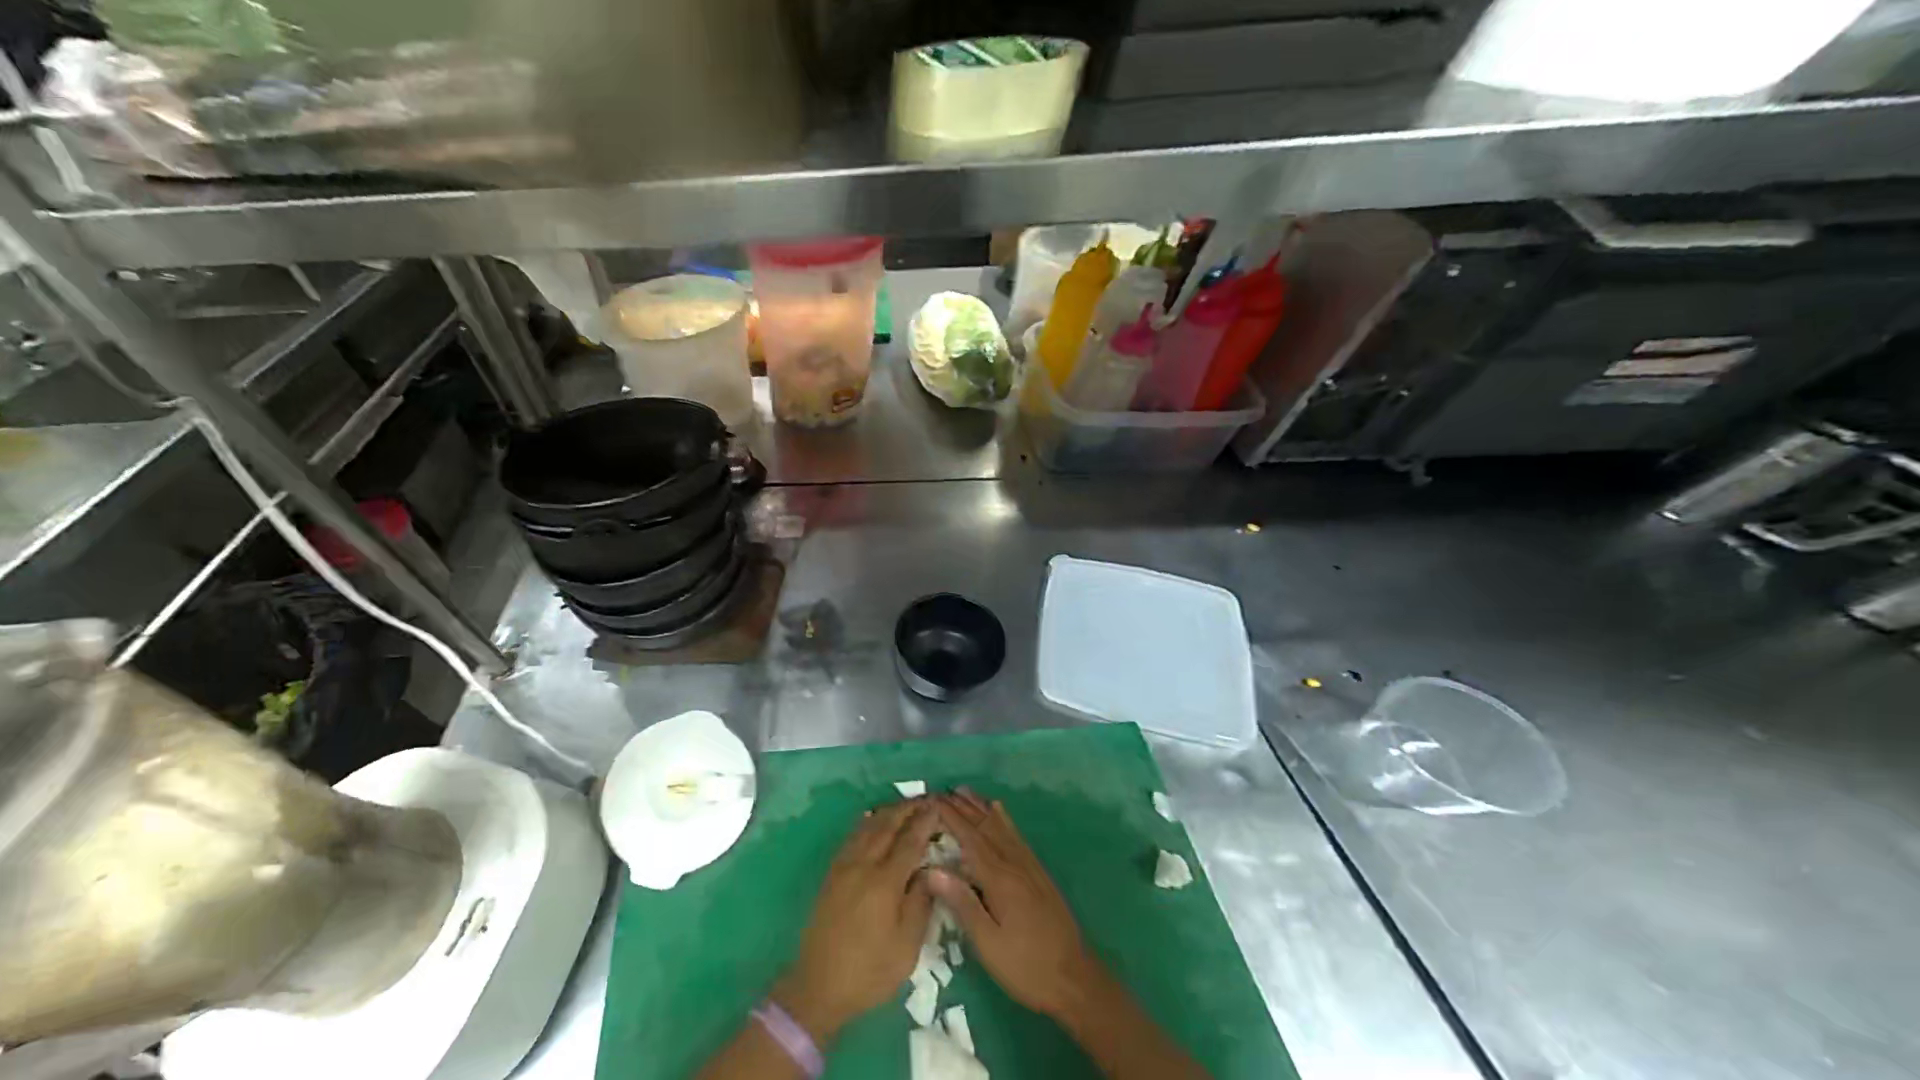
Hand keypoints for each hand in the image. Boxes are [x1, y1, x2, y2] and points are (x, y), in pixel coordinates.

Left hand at [775, 800, 937, 1042]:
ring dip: (888, 812)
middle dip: (907, 809)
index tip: (938, 806)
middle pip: (887, 826)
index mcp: (884, 883)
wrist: (817, 988)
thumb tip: (929, 871)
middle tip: (926, 799)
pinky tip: (874, 821)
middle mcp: (862, 866)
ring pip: (867, 828)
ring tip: (905, 805)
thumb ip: (920, 904)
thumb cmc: (869, 972)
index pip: (909, 841)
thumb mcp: (906, 948)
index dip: (925, 822)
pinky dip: (868, 823)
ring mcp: (843, 868)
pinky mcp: (831, 875)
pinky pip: (853, 837)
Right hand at [927, 792, 1106, 1020]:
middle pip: (986, 827)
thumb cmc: (1025, 966)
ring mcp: (1030, 867)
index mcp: (999, 878)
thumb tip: (932, 870)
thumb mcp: (987, 943)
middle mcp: (1015, 863)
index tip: (931, 800)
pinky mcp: (1039, 874)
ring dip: (982, 807)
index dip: (951, 818)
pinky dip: (1003, 819)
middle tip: (942, 790)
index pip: (970, 839)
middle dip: (963, 807)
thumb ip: (962, 903)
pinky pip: (1016, 836)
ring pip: (1002, 827)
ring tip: (965, 791)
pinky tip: (999, 814)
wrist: (1074, 978)